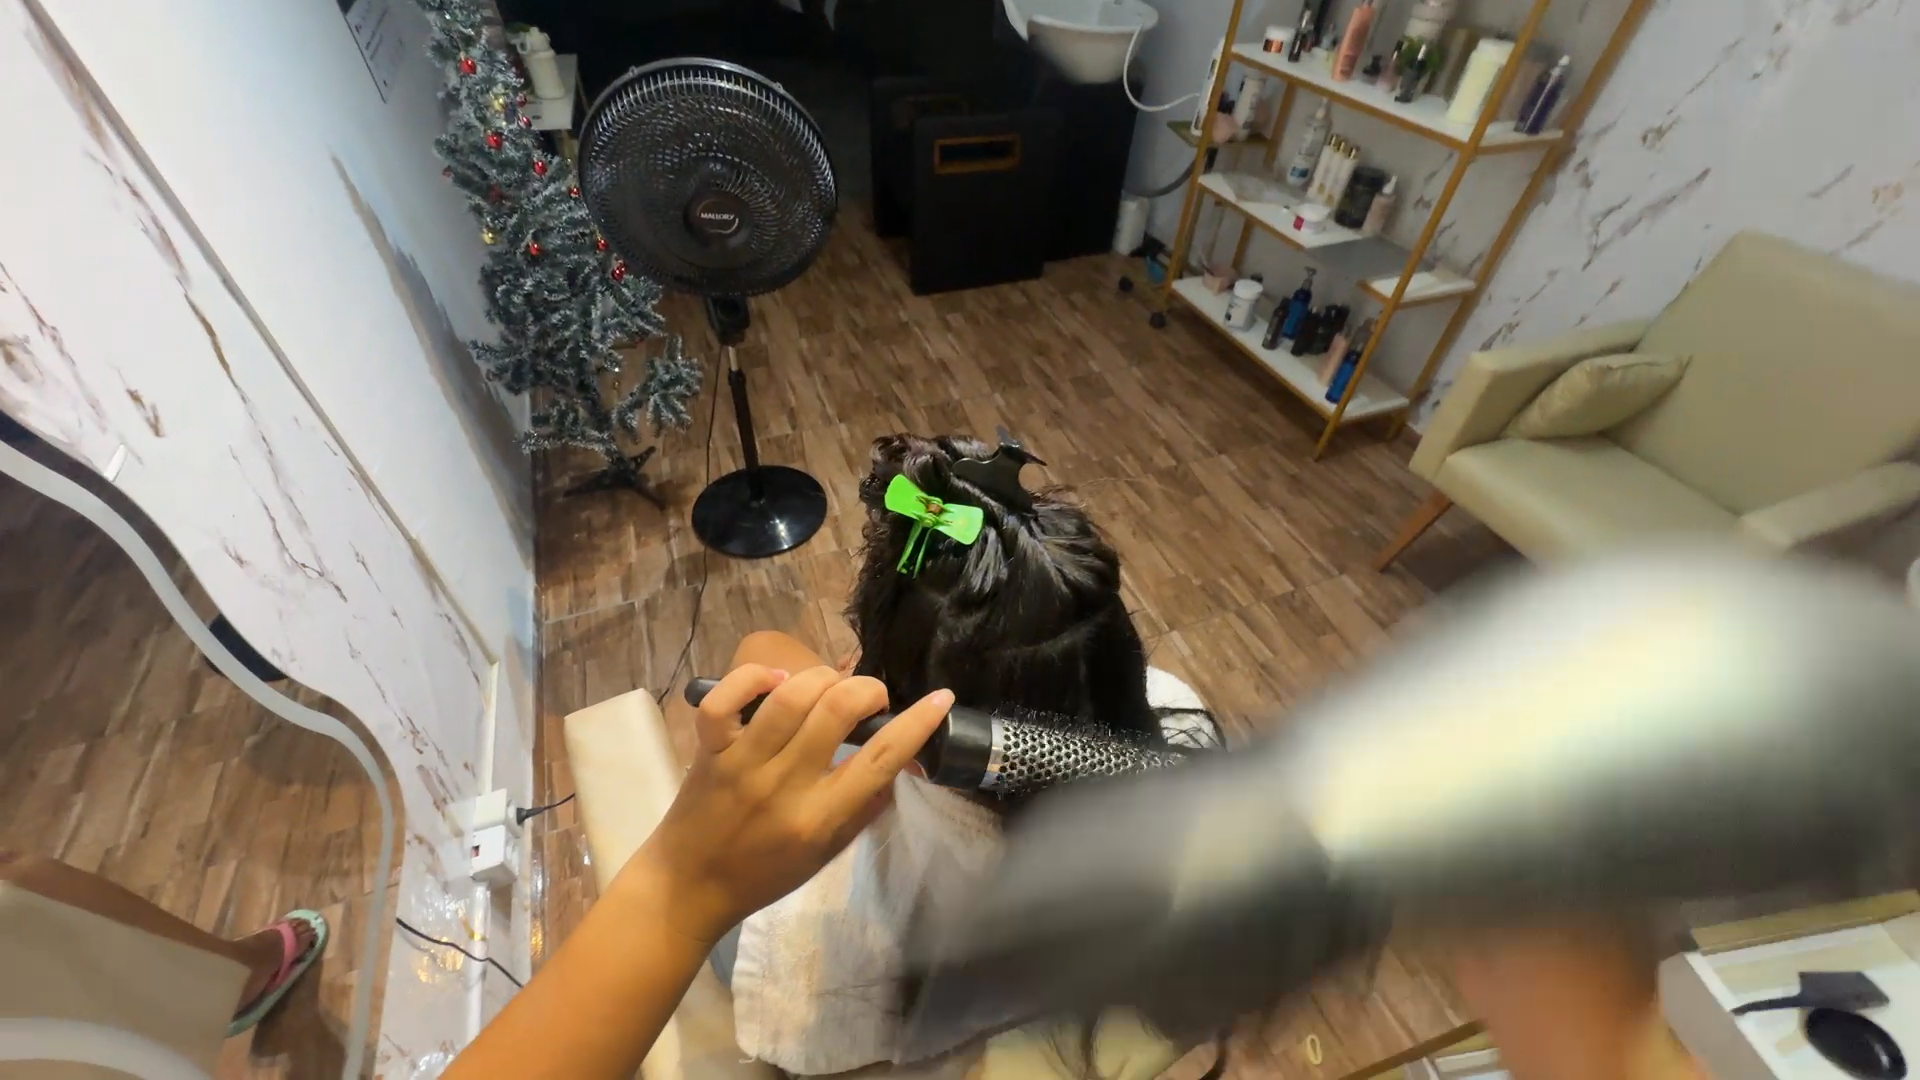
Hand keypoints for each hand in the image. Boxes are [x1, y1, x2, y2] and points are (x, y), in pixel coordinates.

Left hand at [617, 665, 952, 944]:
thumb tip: (902, 760)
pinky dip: (753, 677)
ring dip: (823, 678)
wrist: (688, 889)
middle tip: (873, 697)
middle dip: (868, 689)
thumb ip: (865, 806)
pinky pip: (725, 700)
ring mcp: (741, 763)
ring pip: (790, 697)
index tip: (940, 699)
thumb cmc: (765, 873)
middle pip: (836, 712)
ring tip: (832, 686)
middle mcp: (782, 785)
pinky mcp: (709, 749)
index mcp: (818, 818)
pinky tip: (776, 678)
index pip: (879, 760)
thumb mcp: (828, 853)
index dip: (916, 724)